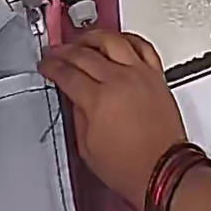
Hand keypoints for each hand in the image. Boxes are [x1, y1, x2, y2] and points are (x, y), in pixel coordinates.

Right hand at [38, 30, 185, 204]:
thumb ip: (77, 114)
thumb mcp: (87, 148)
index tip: (46, 65)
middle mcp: (119, 81)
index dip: (52, 66)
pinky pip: (142, 46)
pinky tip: (118, 40)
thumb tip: (74, 95)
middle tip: (56, 52)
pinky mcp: (156, 76)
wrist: (164, 173)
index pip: (67, 73)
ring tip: (83, 39)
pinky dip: (127, 38)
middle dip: (64, 50)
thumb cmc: (131, 167)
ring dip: (92, 37)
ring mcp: (140, 75)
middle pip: (84, 53)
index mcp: (98, 100)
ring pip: (112, 40)